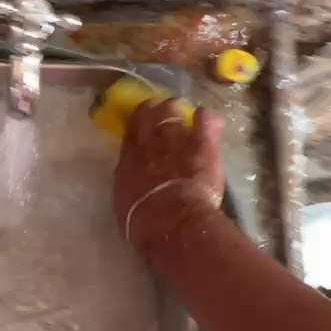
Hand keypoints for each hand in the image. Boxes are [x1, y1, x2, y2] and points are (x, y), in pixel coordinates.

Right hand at [112, 99, 226, 251]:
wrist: (172, 221)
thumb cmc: (143, 220)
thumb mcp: (124, 200)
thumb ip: (130, 180)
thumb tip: (134, 174)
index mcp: (129, 158)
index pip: (131, 130)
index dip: (138, 123)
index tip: (143, 123)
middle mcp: (150, 142)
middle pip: (150, 113)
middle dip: (155, 110)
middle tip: (163, 115)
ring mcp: (176, 139)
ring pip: (172, 109)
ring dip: (176, 111)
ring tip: (185, 117)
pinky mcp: (202, 144)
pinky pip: (206, 119)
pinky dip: (206, 118)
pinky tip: (206, 119)